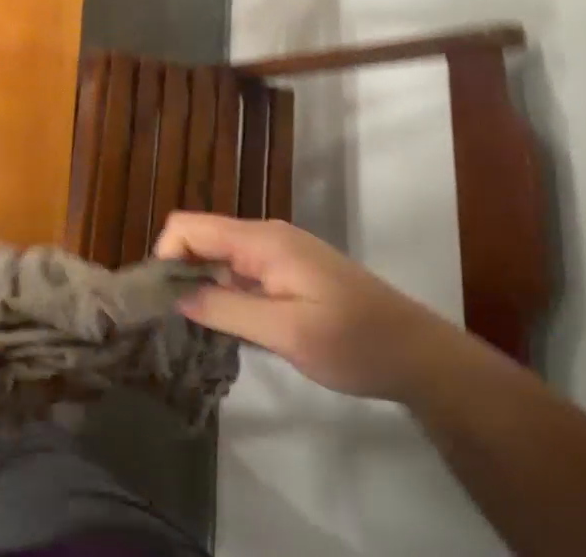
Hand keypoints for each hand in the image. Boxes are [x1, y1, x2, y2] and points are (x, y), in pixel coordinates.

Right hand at [155, 213, 477, 400]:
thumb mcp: (286, 333)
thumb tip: (174, 296)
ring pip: (219, 255)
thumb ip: (226, 310)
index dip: (166, 257)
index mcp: (262, 242)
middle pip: (200, 237)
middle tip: (176, 318)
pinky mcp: (291, 271)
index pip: (188, 227)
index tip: (164, 301)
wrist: (422, 358)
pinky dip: (225, 291)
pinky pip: (240, 270)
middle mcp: (267, 237)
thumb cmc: (355, 343)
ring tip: (199, 326)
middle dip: (180, 271)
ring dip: (202, 284)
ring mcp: (281, 253)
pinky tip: (231, 324)